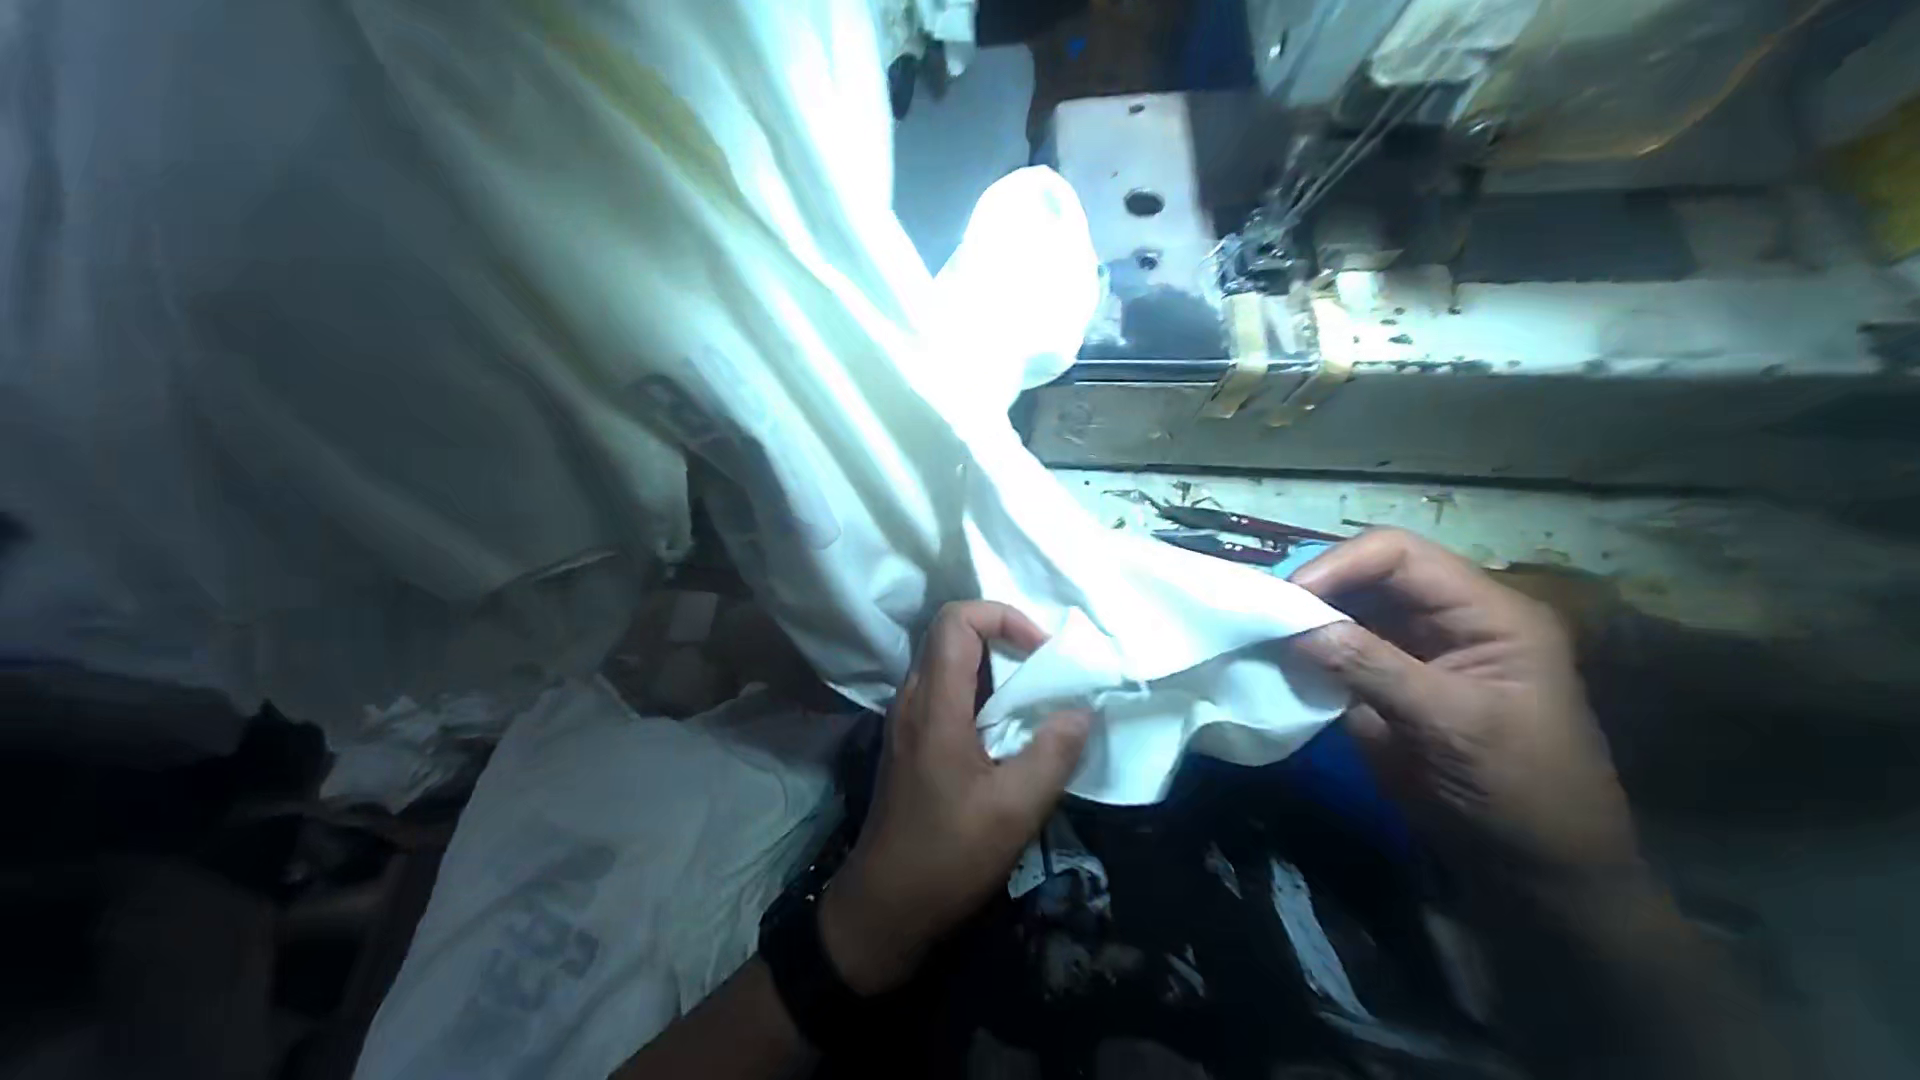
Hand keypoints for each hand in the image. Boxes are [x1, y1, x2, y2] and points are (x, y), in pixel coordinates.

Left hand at [819, 601, 1090, 994]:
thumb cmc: (948, 857)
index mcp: (934, 704)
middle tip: (1045, 674)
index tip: (1041, 654)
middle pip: (952, 634)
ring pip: (949, 662)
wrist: (885, 906)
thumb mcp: (1015, 809)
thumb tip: (1080, 710)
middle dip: (1004, 638)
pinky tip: (1006, 732)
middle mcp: (913, 698)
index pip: (957, 619)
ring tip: (1033, 702)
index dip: (1003, 617)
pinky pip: (946, 691)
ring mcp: (906, 718)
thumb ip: (1054, 753)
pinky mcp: (910, 739)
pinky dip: (981, 693)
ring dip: (994, 668)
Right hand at [1290, 529, 1643, 896]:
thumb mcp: (1452, 725)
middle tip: (1267, 614)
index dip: (1341, 564)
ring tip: (1265, 632)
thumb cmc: (1519, 790)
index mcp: (1487, 612)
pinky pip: (1339, 647)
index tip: (1290, 596)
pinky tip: (1280, 659)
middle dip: (1316, 587)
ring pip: (1348, 607)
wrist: (1534, 867)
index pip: (1401, 556)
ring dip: (1307, 617)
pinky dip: (1307, 649)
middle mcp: (1448, 617)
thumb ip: (1373, 669)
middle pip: (1368, 573)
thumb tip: (1296, 629)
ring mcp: (1416, 648)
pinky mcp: (1388, 678)